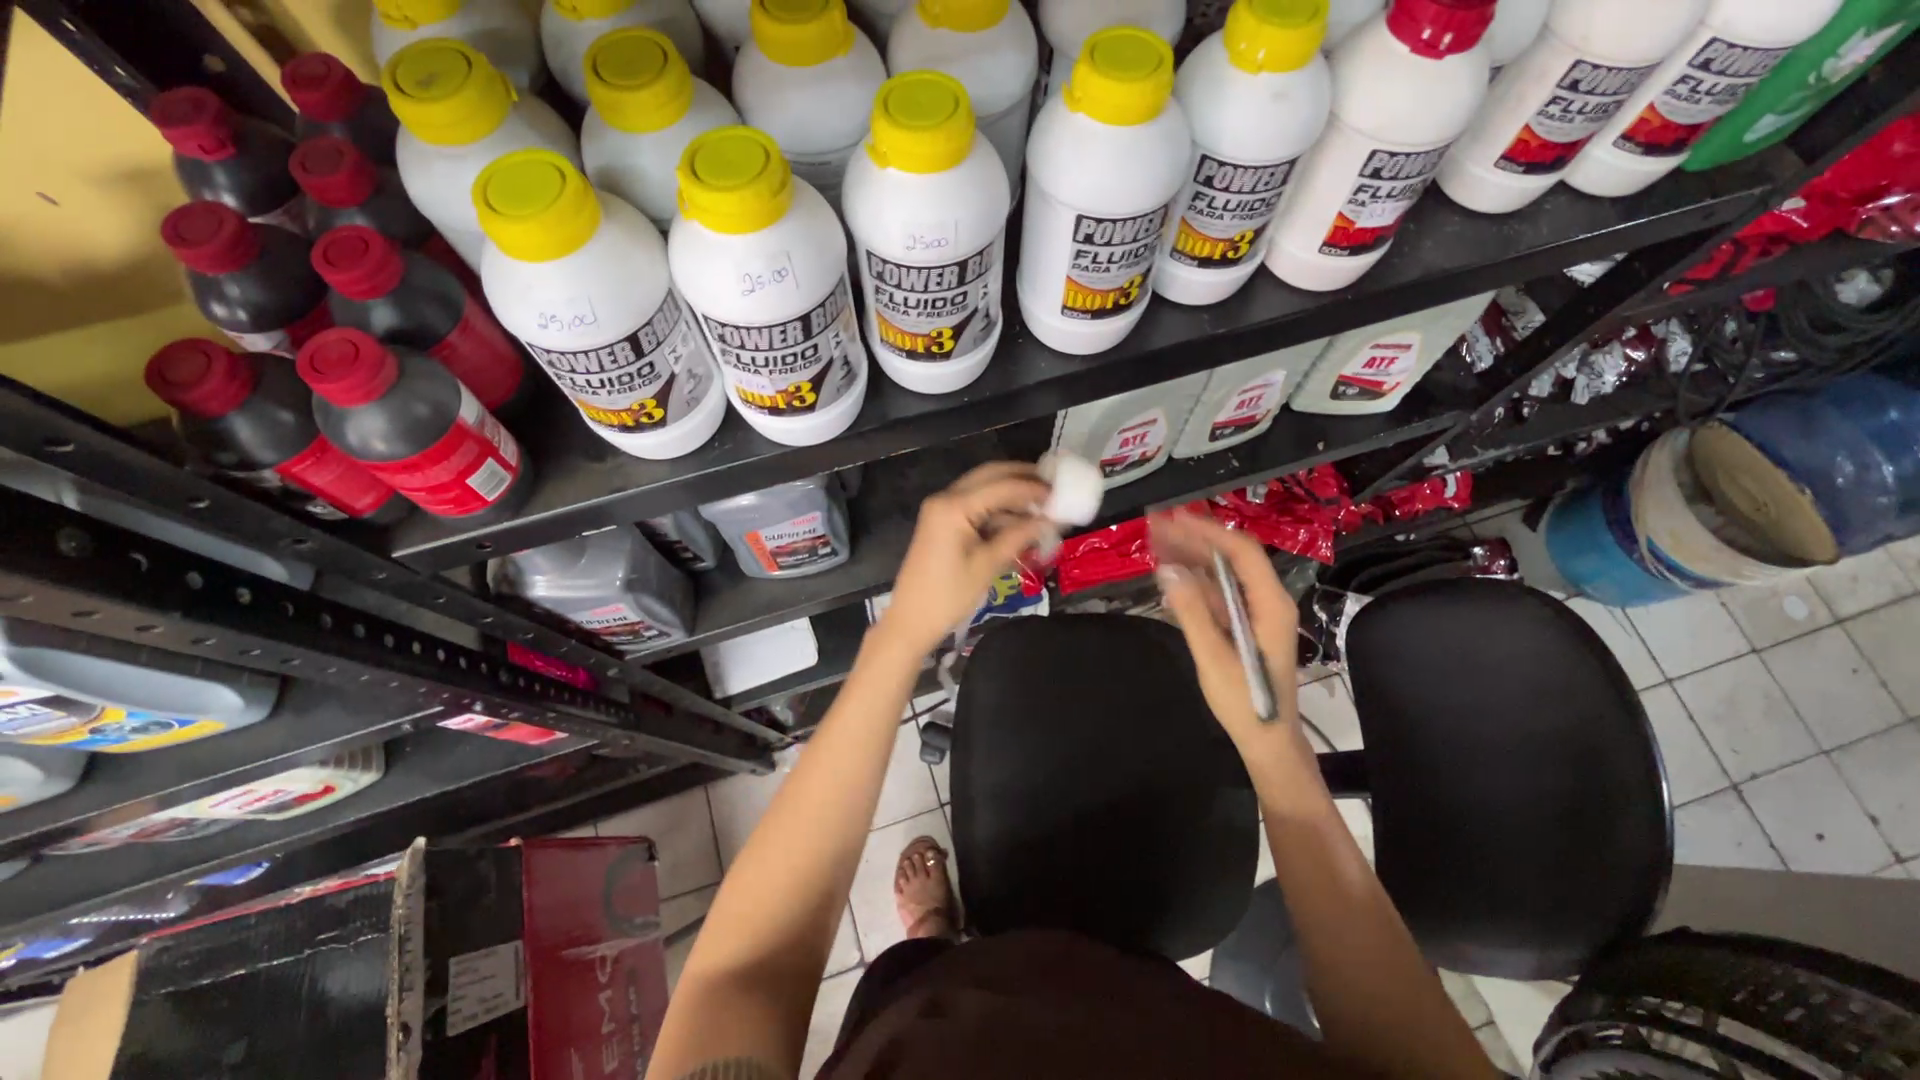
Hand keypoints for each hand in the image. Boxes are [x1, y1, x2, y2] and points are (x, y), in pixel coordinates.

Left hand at [876, 462, 1052, 656]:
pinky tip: (1022, 524)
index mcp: (954, 506)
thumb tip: (1052, 519)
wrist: (911, 621)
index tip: (1063, 494)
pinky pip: (976, 508)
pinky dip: (999, 512)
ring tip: (1044, 508)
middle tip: (1054, 488)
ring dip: (1012, 497)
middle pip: (991, 476)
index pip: (1003, 485)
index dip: (1034, 489)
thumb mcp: (988, 565)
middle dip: (1023, 479)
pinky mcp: (943, 524)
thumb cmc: (948, 595)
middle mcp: (946, 498)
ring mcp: (942, 510)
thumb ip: (1020, 536)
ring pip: (984, 491)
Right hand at [1151, 511, 1305, 756]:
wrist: (1267, 740)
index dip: (1207, 531)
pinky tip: (1170, 577)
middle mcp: (1268, 601)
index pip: (1240, 552)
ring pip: (1224, 574)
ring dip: (1192, 558)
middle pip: (1232, 558)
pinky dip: (1196, 582)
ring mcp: (1257, 613)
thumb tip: (1168, 571)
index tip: (1174, 518)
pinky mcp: (1246, 626)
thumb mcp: (1213, 657)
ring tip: (1156, 543)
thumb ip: (1191, 612)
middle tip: (1156, 526)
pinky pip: (1220, 594)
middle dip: (1195, 539)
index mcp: (1270, 604)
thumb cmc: (1246, 702)